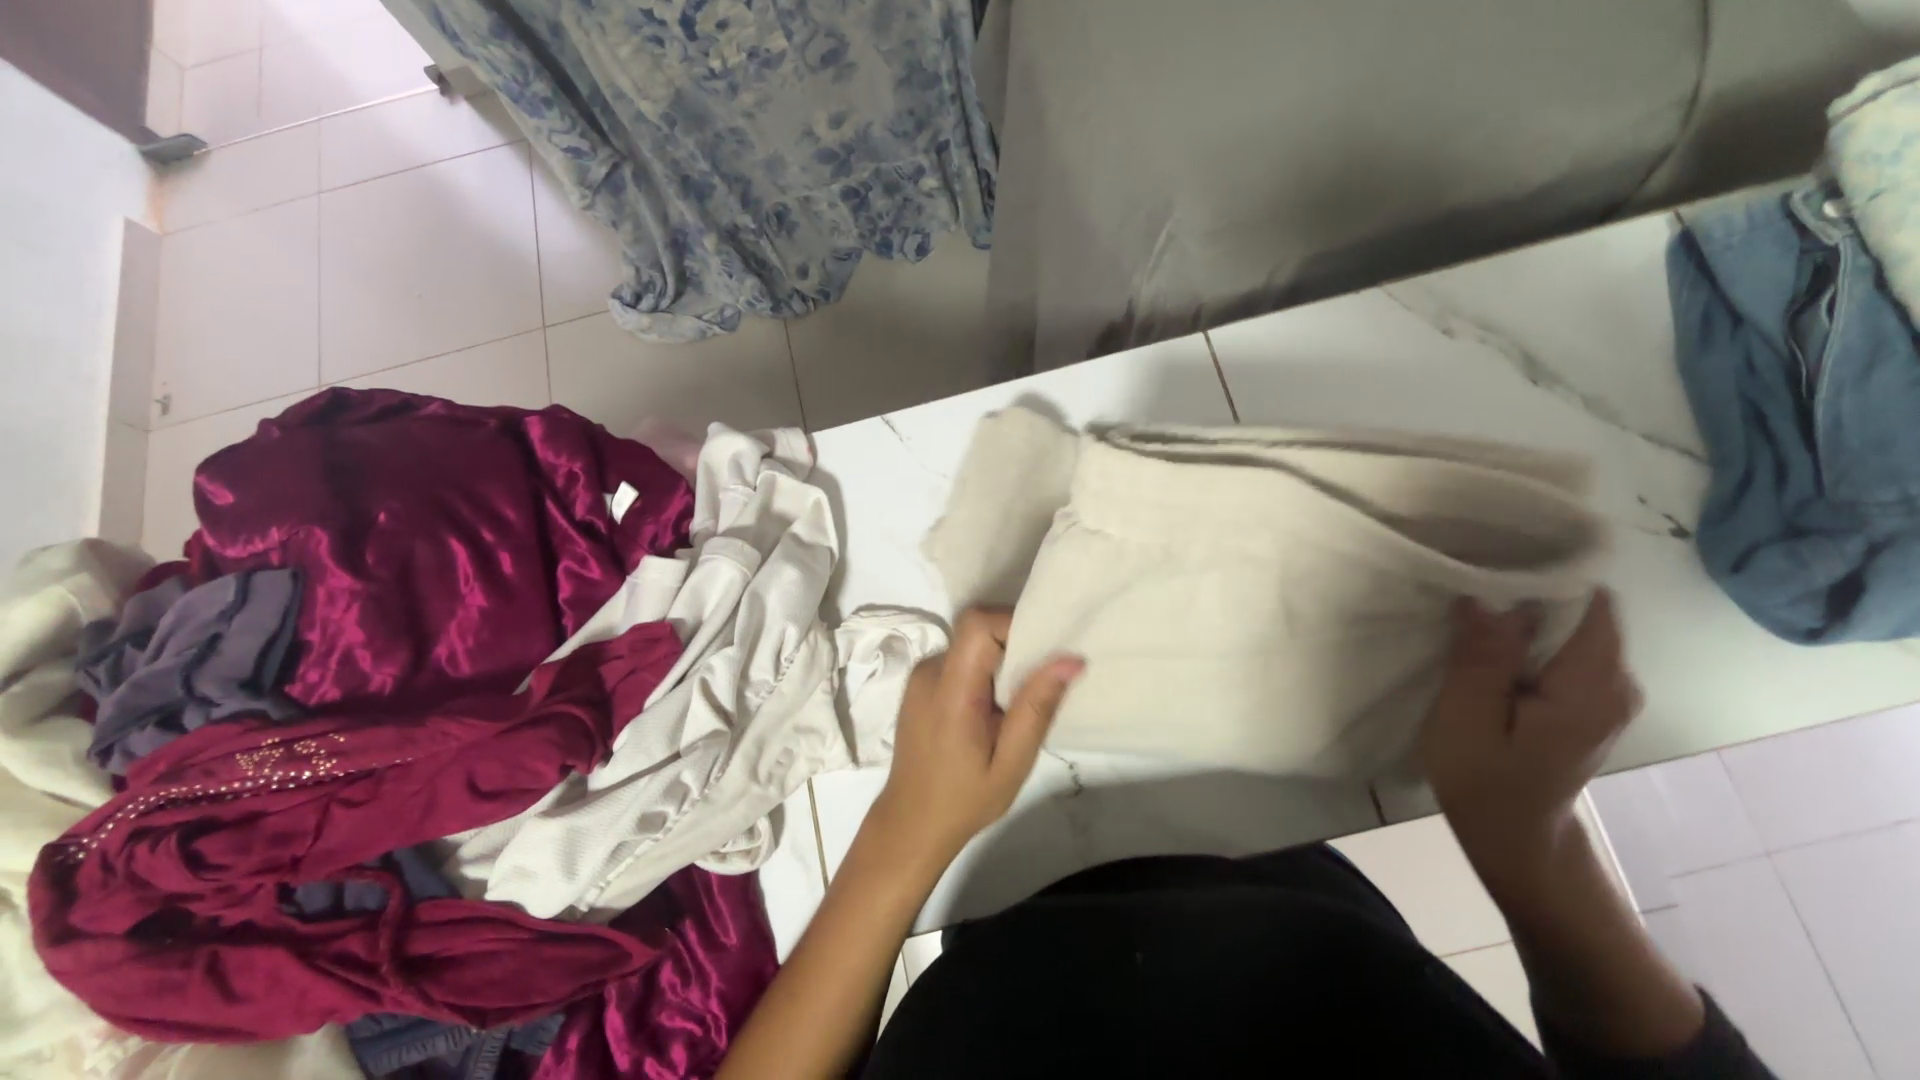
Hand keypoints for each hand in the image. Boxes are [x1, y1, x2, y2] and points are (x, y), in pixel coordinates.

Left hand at [868, 609, 1084, 866]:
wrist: (911, 822)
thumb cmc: (964, 800)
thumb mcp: (1012, 762)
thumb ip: (1037, 707)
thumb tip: (1071, 659)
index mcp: (950, 691)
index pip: (977, 624)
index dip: (1013, 624)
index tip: (1045, 652)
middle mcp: (929, 672)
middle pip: (976, 630)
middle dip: (1014, 645)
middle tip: (1041, 682)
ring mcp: (921, 677)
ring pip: (970, 645)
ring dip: (1000, 662)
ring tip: (1018, 703)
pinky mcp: (921, 685)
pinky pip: (960, 661)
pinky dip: (984, 672)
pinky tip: (995, 710)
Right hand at [1417, 590, 1641, 892]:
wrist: (1516, 838)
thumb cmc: (1486, 784)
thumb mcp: (1467, 722)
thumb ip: (1482, 659)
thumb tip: (1484, 597)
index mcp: (1591, 685)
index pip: (1588, 600)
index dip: (1541, 576)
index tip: (1489, 568)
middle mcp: (1618, 680)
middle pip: (1580, 608)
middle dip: (1526, 592)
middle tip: (1466, 588)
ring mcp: (1610, 688)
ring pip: (1572, 624)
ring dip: (1524, 614)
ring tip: (1471, 613)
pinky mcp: (1593, 695)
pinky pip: (1567, 645)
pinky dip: (1530, 637)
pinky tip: (1489, 644)